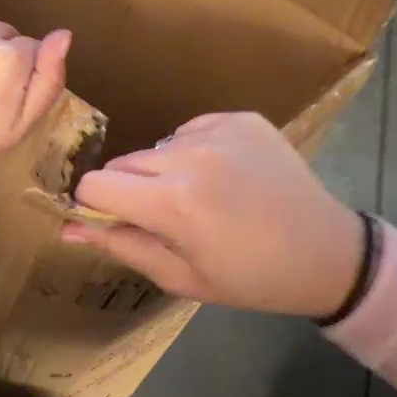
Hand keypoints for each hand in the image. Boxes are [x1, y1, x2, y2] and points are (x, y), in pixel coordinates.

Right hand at [62, 112, 364, 318]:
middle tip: (169, 218)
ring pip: (155, 147)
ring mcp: (217, 131)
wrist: (331, 254)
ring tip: (203, 197)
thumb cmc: (251, 278)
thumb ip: (120, 245)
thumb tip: (66, 230)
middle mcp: (189, 156)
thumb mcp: (181, 276)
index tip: (118, 222)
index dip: (98, 205)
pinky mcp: (239, 118)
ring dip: (163, 170)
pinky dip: (194, 152)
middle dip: (132, 189)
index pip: (95, 184)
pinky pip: (188, 131)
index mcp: (172, 202)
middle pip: (122, 162)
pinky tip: (225, 177)